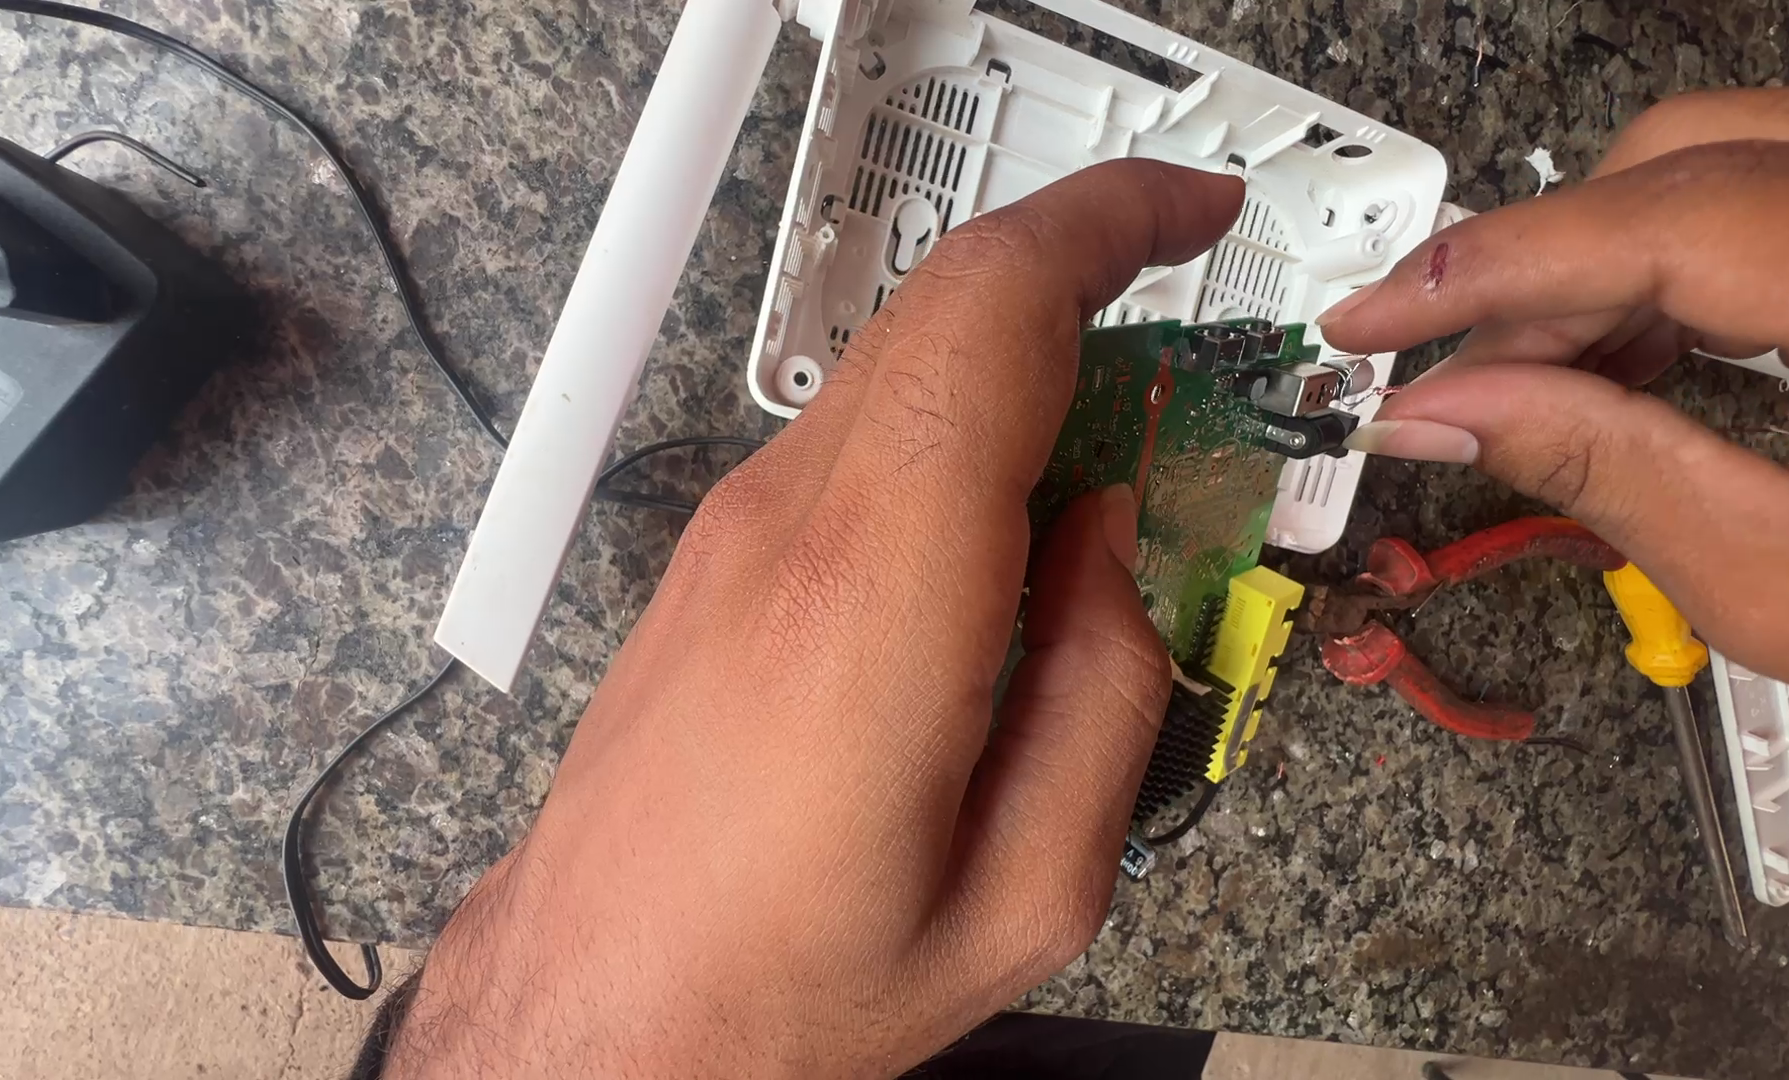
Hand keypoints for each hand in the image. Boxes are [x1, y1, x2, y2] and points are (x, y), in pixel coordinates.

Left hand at [382, 162, 1247, 1078]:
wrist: (598, 1002)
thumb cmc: (792, 980)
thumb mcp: (1026, 890)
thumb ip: (1104, 688)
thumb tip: (1105, 537)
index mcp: (882, 595)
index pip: (990, 315)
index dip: (1103, 226)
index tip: (1190, 214)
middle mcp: (793, 520)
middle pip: (946, 308)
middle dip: (1079, 282)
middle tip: (1171, 362)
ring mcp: (741, 521)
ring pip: (906, 361)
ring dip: (1021, 369)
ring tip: (1093, 479)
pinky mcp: (721, 544)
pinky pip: (862, 429)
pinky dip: (958, 426)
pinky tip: (998, 530)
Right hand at [1321, 84, 1788, 721]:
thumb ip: (1604, 474)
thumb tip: (1433, 413)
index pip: (1686, 222)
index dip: (1497, 268)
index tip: (1367, 324)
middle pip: (1692, 158)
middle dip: (1530, 279)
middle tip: (1453, 385)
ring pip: (1716, 159)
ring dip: (1578, 276)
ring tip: (1527, 382)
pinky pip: (1757, 192)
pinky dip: (1642, 273)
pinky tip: (1615, 356)